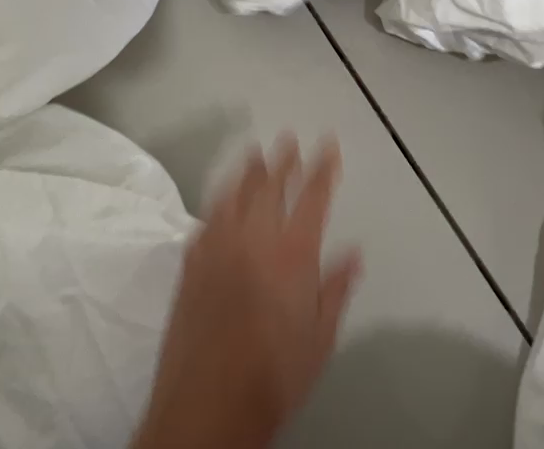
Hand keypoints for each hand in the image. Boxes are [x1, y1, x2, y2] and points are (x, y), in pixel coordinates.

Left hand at [132, 136, 361, 448]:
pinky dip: (218, 201)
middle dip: (283, 159)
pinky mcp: (190, 265)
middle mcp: (253, 239)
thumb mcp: (320, 339)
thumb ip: (336, 289)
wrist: (205, 406)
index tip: (328, 143)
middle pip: (270, 185)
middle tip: (290, 138)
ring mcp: (217, 248)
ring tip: (256, 153)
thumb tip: (353, 253)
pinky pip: (206, 219)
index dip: (322, 166)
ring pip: (233, 194)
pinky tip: (221, 200)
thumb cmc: (274, 376)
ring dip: (247, 170)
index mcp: (292, 253)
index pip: (312, 196)